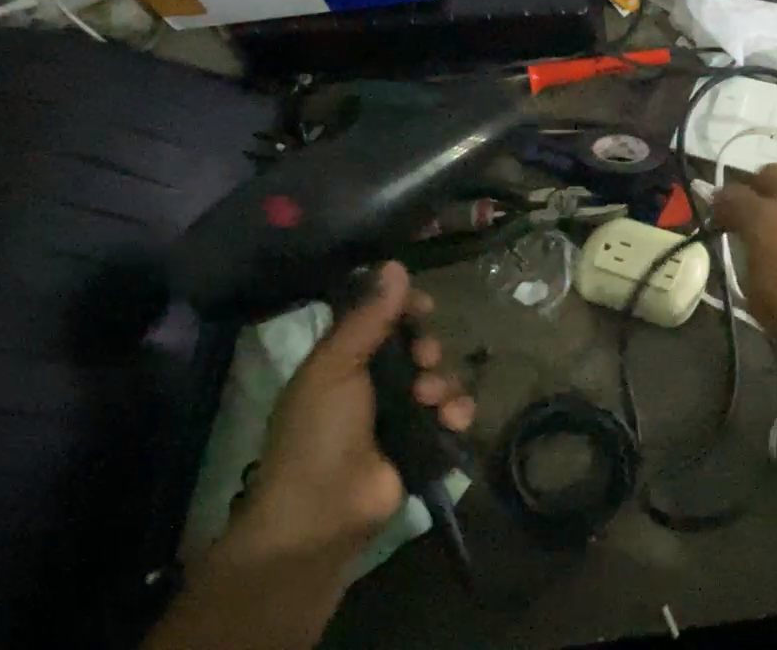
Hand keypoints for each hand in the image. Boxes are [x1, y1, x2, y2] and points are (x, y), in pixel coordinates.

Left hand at [222, 262, 475, 564]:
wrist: (322, 512)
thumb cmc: (317, 432)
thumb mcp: (335, 366)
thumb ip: (367, 317)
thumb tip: (396, 264)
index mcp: (347, 359)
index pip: (386, 317)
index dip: (406, 307)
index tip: (422, 306)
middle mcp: (377, 381)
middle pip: (421, 343)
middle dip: (428, 347)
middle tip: (422, 360)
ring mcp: (404, 414)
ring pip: (443, 376)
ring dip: (443, 382)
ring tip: (429, 401)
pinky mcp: (427, 441)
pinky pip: (456, 412)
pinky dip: (459, 412)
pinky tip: (451, 421)